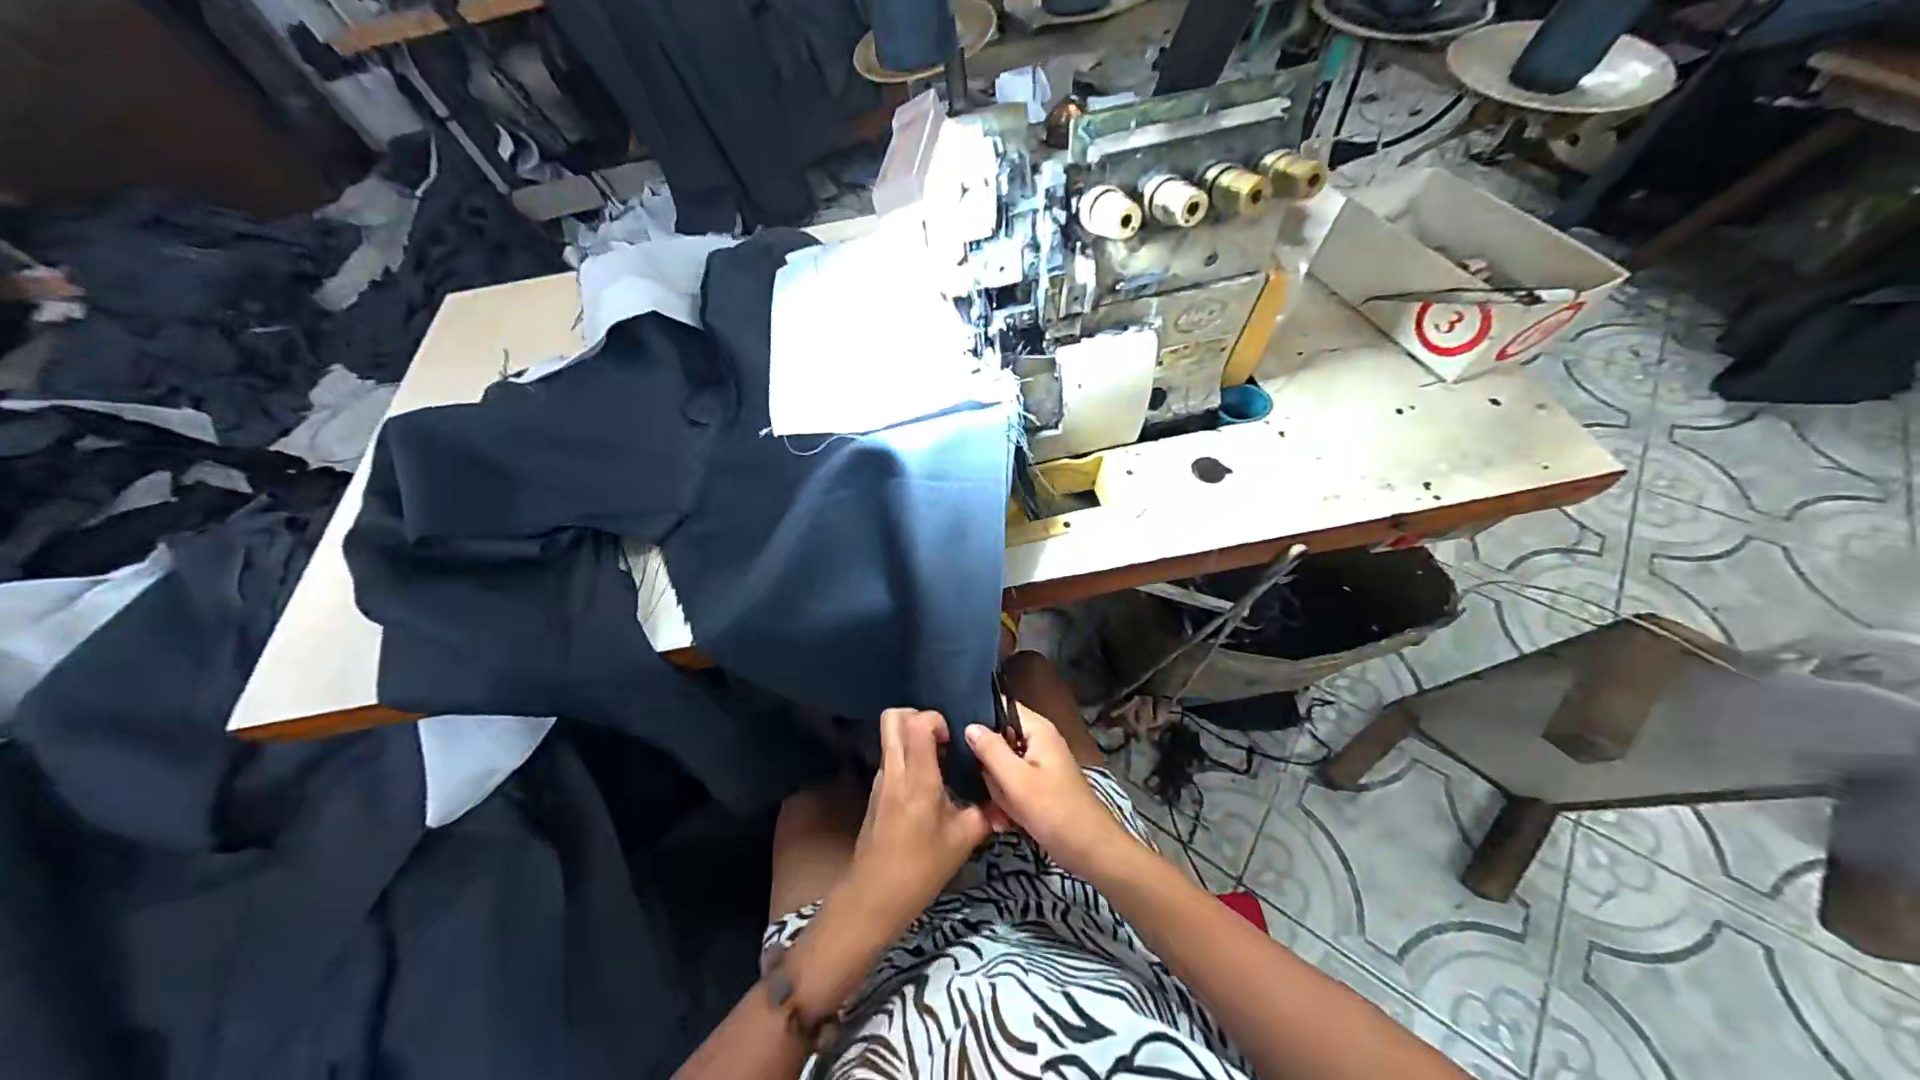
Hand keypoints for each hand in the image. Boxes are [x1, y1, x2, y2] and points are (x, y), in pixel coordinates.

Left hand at [846, 709, 994, 929]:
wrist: (874, 896)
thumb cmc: (921, 868)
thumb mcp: (963, 840)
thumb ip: (985, 813)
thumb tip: (1005, 800)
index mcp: (917, 777)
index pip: (917, 722)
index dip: (936, 719)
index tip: (953, 739)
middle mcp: (894, 770)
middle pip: (892, 717)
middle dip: (919, 716)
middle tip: (943, 739)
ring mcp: (880, 780)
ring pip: (889, 737)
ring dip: (913, 737)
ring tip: (940, 761)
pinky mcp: (876, 792)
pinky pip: (890, 758)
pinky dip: (908, 757)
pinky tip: (928, 784)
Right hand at [965, 705, 1134, 878]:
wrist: (1091, 851)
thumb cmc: (1054, 811)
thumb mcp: (1016, 780)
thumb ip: (990, 750)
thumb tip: (969, 726)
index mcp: (1037, 729)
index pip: (1000, 706)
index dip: (979, 718)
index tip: (958, 737)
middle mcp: (1038, 741)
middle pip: (998, 740)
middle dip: (989, 767)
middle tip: (989, 788)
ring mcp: (1038, 764)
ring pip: (1001, 766)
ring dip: (997, 790)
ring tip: (1000, 812)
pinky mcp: (1038, 785)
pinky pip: (1012, 785)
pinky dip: (1007, 802)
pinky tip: (1005, 822)